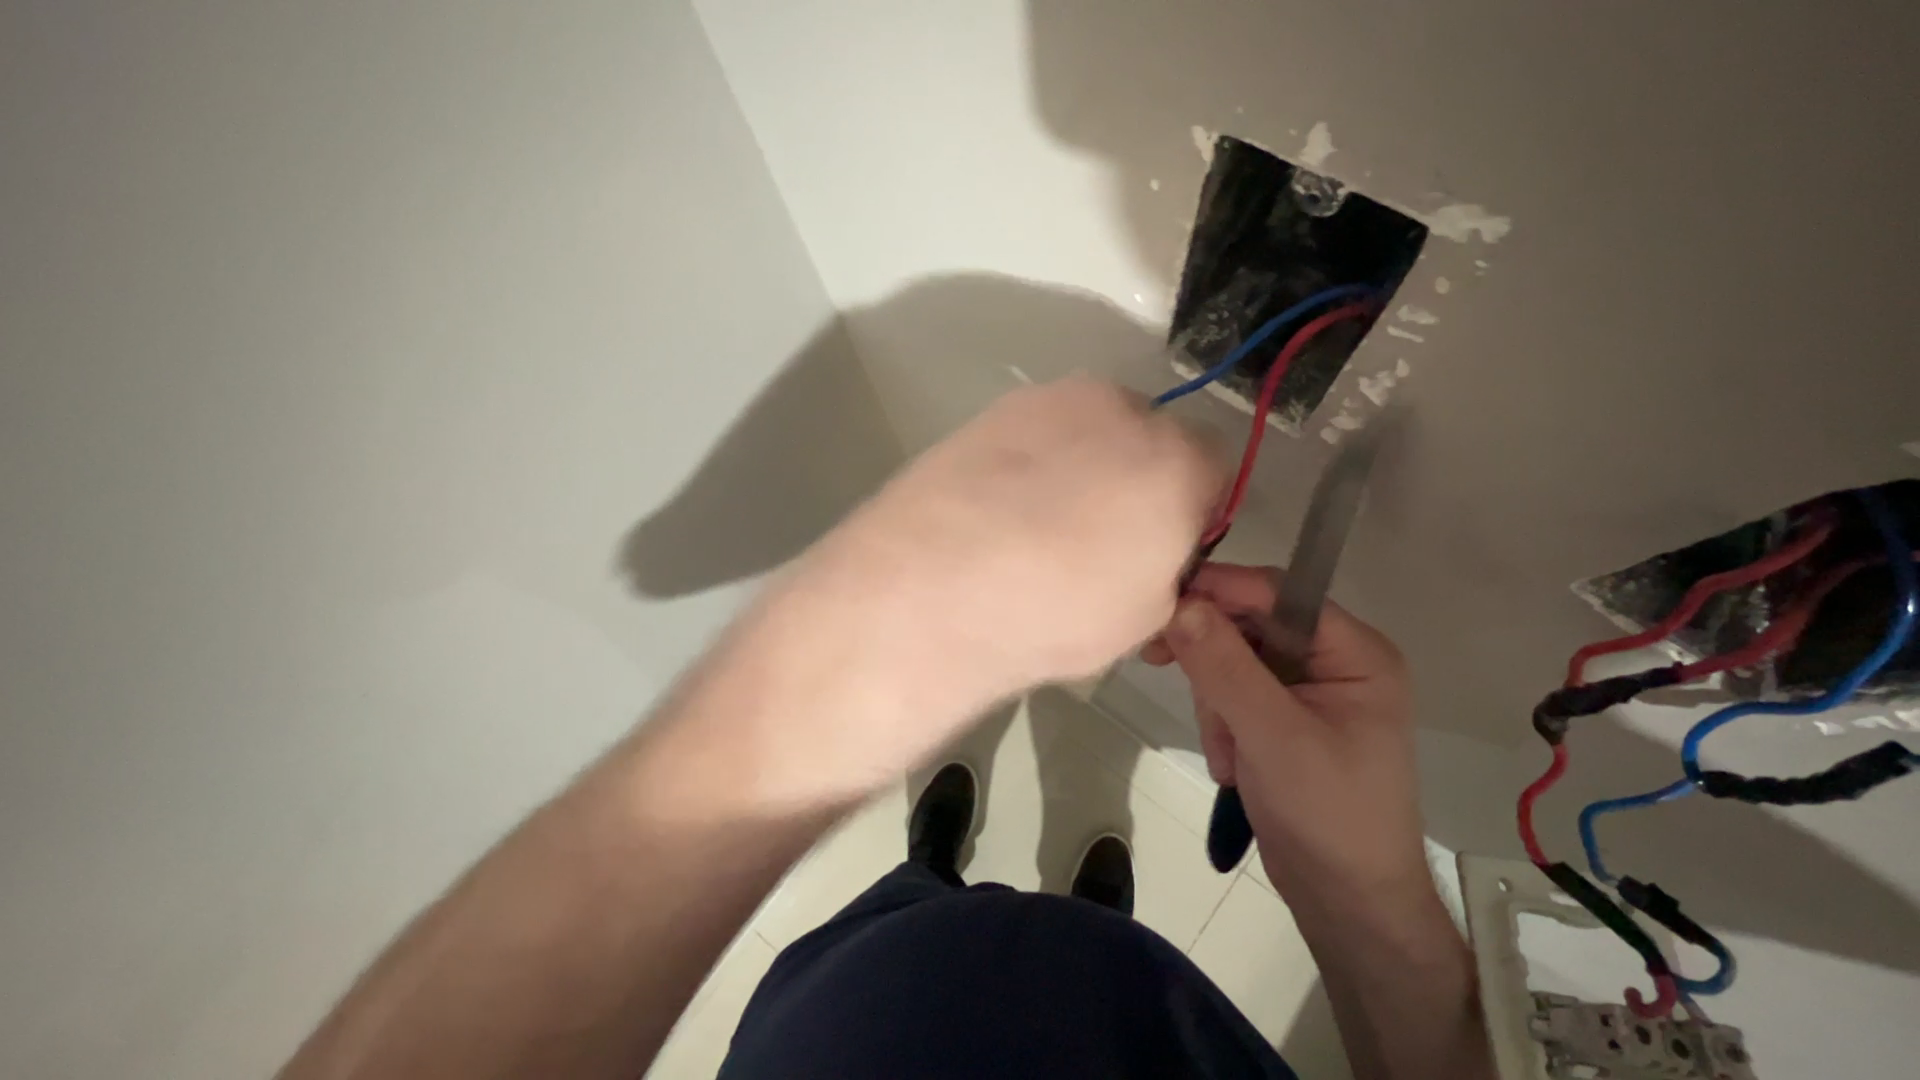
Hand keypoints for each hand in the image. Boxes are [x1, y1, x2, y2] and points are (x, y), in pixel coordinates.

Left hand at [716, 377, 1218, 806]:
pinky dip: (1030, 468)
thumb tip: (1169, 563)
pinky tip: (997, 517)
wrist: (929, 589)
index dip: (1194, 518)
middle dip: (1139, 486)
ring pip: (1088, 434)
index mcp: (1178, 458)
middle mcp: (1119, 409)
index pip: (1215, 472)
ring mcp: (1047, 401)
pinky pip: (1033, 437)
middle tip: (1101, 547)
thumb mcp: (1144, 617)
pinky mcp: (989, 411)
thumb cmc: (1058, 612)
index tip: (1164, 557)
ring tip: (1038, 535)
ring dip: (1083, 471)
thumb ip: (1176, 577)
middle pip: (1150, 442)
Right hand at [1142, 564, 1425, 899]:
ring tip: (1226, 756)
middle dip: (1212, 661)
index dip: (1219, 590)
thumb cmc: (1328, 812)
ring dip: (1216, 705)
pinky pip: (1235, 695)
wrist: (1349, 899)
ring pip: (1233, 661)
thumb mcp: (1273, 735)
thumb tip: (1180, 604)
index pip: (1277, 593)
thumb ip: (1224, 666)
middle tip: (1157, 662)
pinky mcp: (1285, 720)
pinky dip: (1221, 724)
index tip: (1161, 599)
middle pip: (1250, 625)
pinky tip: (1230, 764)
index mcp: (1355, 652)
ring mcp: (1309, 692)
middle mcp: (1334, 661)